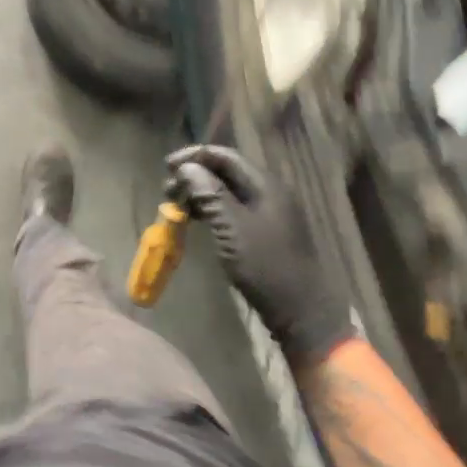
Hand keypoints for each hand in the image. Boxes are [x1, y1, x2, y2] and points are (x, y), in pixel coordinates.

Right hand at [167, 145, 354, 365]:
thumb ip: (210, 194)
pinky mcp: (262, 232)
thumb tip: (187, 167)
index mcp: (265, 186)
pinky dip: (210, 210)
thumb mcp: (232, 228)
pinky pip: (232, 210)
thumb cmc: (266, 266)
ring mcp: (267, 213)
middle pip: (226, 172)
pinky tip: (195, 220)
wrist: (300, 310)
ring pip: (227, 192)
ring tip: (176, 205)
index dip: (194, 156)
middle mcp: (268, 193)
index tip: (166, 167)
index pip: (225, 156)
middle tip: (167, 190)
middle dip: (194, 175)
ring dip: (200, 194)